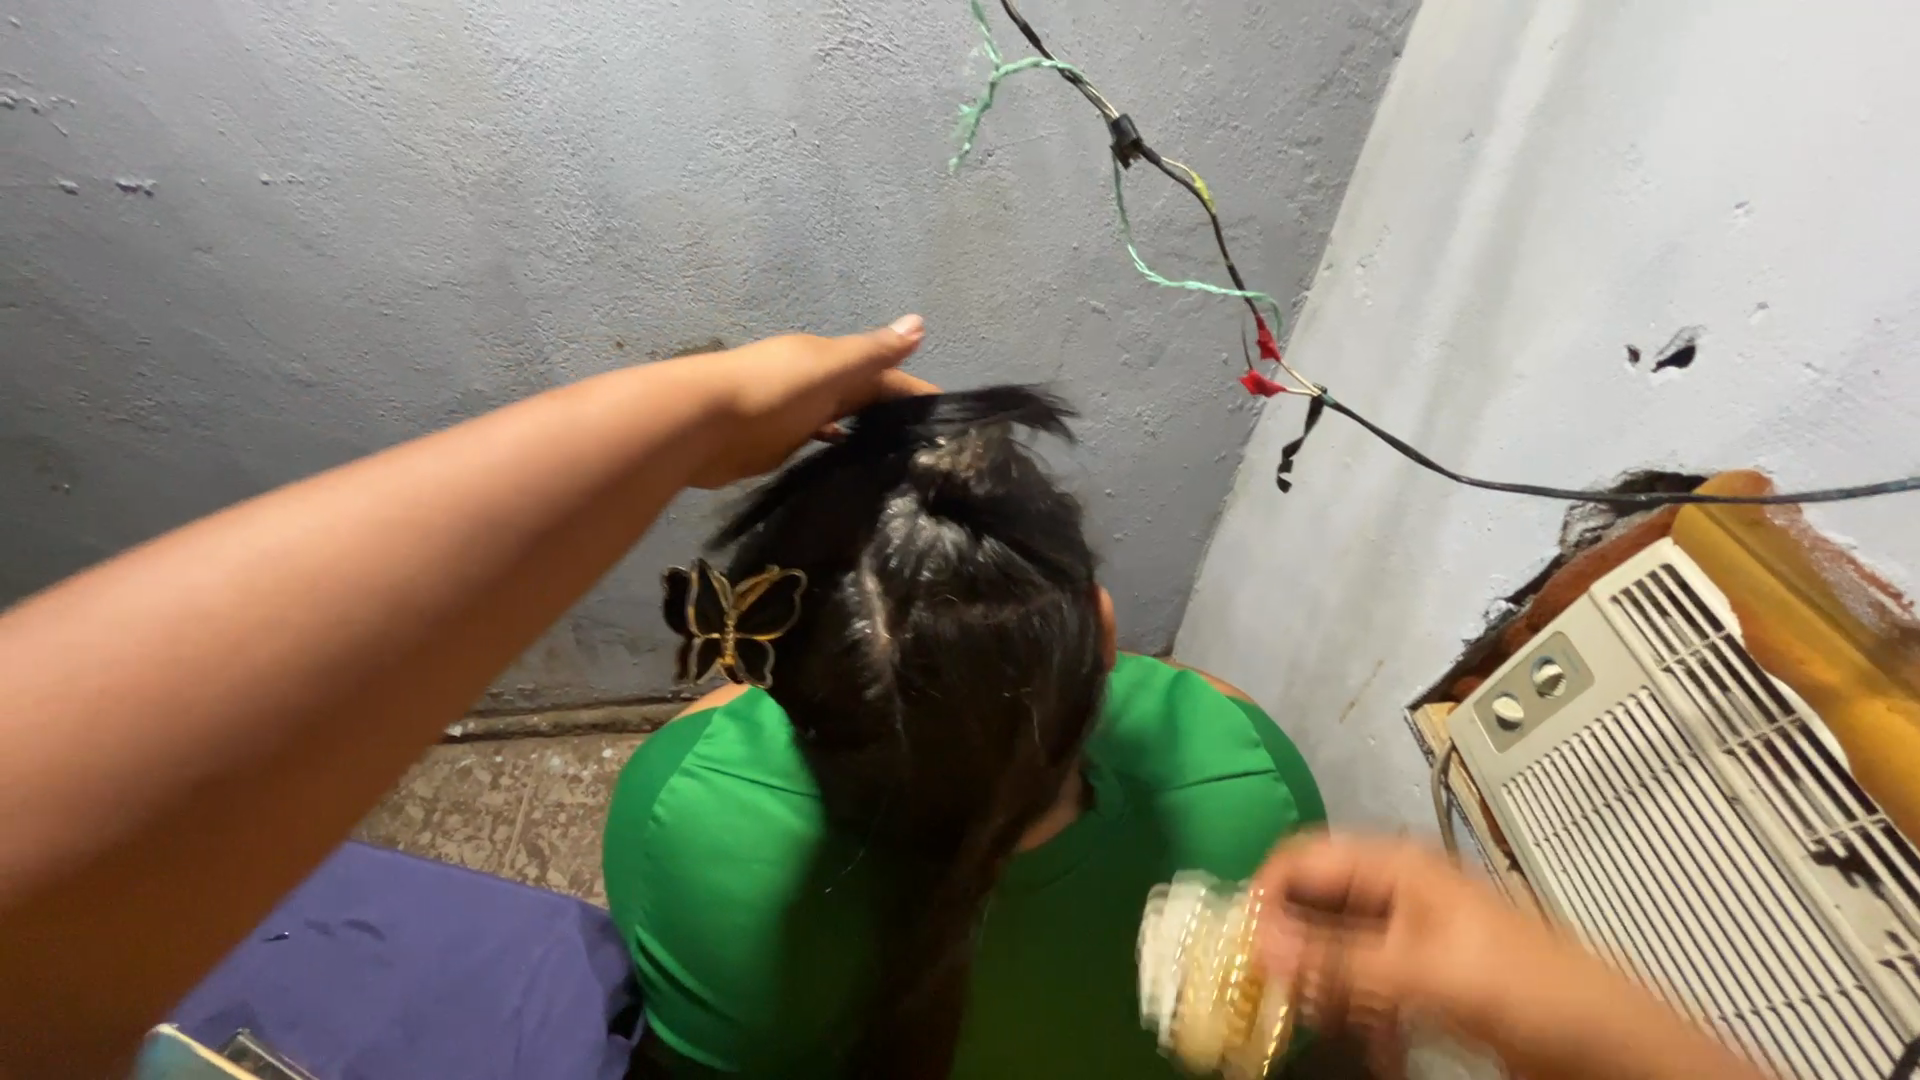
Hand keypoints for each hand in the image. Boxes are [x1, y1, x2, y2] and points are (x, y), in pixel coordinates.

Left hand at [663, 315, 933, 488]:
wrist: (700, 425)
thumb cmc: (768, 391)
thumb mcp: (828, 367)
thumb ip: (872, 352)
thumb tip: (920, 323)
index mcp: (827, 359)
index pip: (882, 371)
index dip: (914, 388)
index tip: (946, 412)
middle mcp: (815, 381)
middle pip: (864, 392)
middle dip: (896, 408)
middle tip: (931, 440)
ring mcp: (796, 412)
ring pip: (843, 415)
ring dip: (869, 425)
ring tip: (902, 452)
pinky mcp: (781, 441)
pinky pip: (821, 438)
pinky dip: (840, 442)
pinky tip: (853, 458)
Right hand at [1253, 835, 1563, 1040]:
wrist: (1621, 1049)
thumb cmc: (1523, 989)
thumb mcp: (1424, 973)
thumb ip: (1336, 959)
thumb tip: (1254, 944)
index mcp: (1391, 865)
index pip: (1300, 859)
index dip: (1265, 895)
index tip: (1243, 947)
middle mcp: (1392, 889)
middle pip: (1313, 902)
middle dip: (1291, 947)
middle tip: (1275, 994)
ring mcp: (1408, 932)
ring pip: (1335, 947)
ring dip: (1324, 987)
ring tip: (1326, 1025)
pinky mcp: (1422, 974)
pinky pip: (1365, 982)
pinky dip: (1358, 1011)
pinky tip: (1373, 1045)